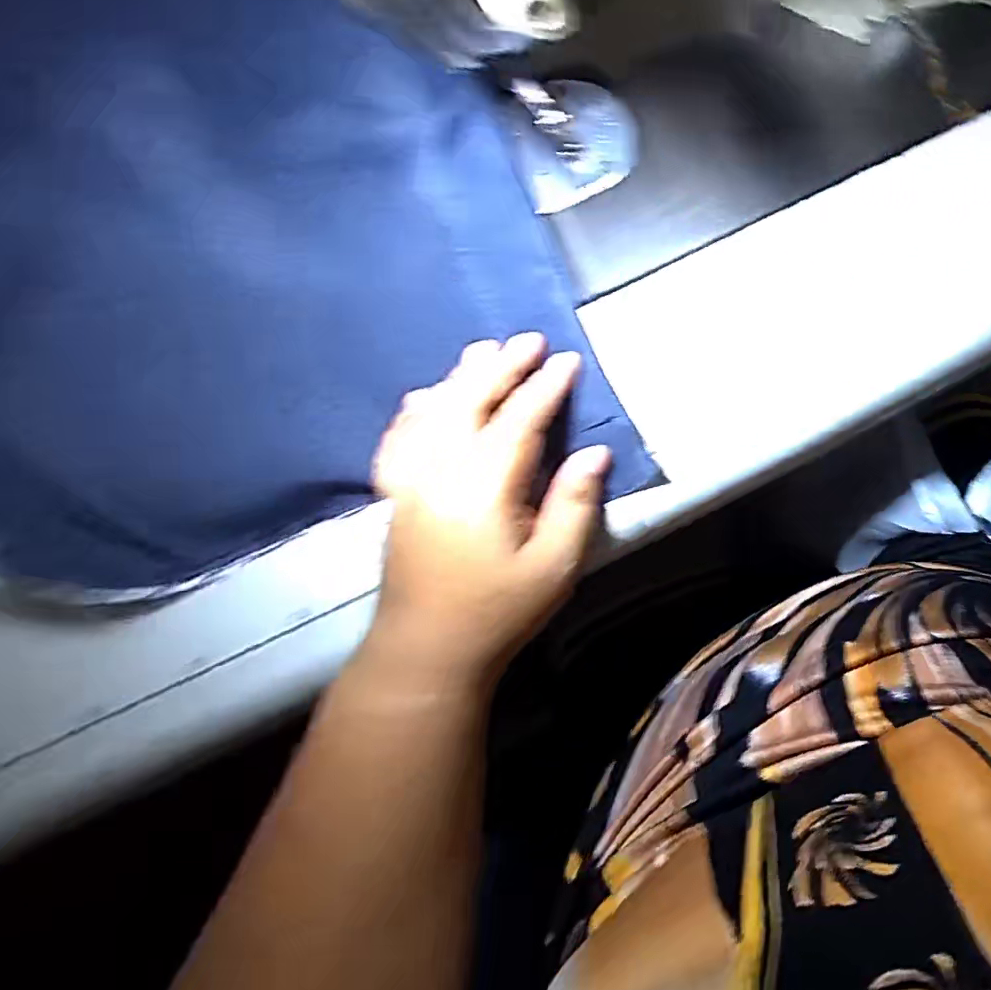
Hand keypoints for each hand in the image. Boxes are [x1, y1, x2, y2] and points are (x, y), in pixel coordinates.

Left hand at [362, 334, 611, 693]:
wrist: (427, 651)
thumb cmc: (501, 609)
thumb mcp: (556, 563)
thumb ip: (574, 504)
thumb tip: (593, 453)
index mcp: (481, 491)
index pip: (516, 425)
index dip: (544, 390)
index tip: (567, 361)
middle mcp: (437, 477)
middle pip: (468, 407)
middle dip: (500, 370)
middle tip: (527, 339)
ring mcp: (409, 486)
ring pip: (431, 416)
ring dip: (459, 380)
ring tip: (481, 351)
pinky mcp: (397, 499)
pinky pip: (399, 441)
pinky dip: (415, 411)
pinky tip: (425, 397)